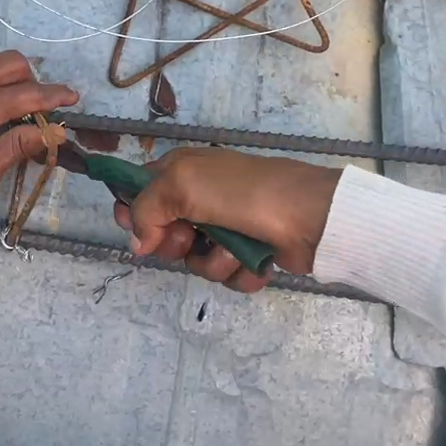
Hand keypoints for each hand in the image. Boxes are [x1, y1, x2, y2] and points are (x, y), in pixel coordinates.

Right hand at [111, 148, 340, 292]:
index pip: (138, 191)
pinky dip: (237, 272)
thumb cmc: (243, 192)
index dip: (133, 214)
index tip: (140, 231)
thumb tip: (138, 242)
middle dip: (174, 243)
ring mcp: (224, 227)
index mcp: (181, 171)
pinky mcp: (246, 253)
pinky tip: (253, 263)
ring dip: (211, 261)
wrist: (312, 217)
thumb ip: (146, 208)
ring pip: (192, 258)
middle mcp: (199, 198)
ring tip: (232, 250)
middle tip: (189, 237)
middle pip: (161, 233)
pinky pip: (223, 274)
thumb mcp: (182, 185)